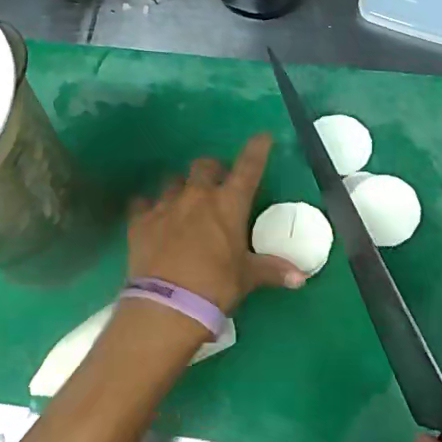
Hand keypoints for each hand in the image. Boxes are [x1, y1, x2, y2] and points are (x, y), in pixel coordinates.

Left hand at [126, 133, 303, 313]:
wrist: (167, 305)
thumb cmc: (216, 285)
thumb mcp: (248, 277)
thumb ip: (272, 270)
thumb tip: (301, 278)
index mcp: (229, 203)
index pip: (249, 166)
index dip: (257, 149)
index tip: (263, 136)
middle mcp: (198, 196)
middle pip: (204, 166)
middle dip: (212, 170)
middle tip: (217, 182)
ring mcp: (166, 205)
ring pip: (173, 181)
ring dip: (182, 187)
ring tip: (184, 201)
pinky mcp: (139, 221)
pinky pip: (142, 203)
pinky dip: (148, 207)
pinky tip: (151, 216)